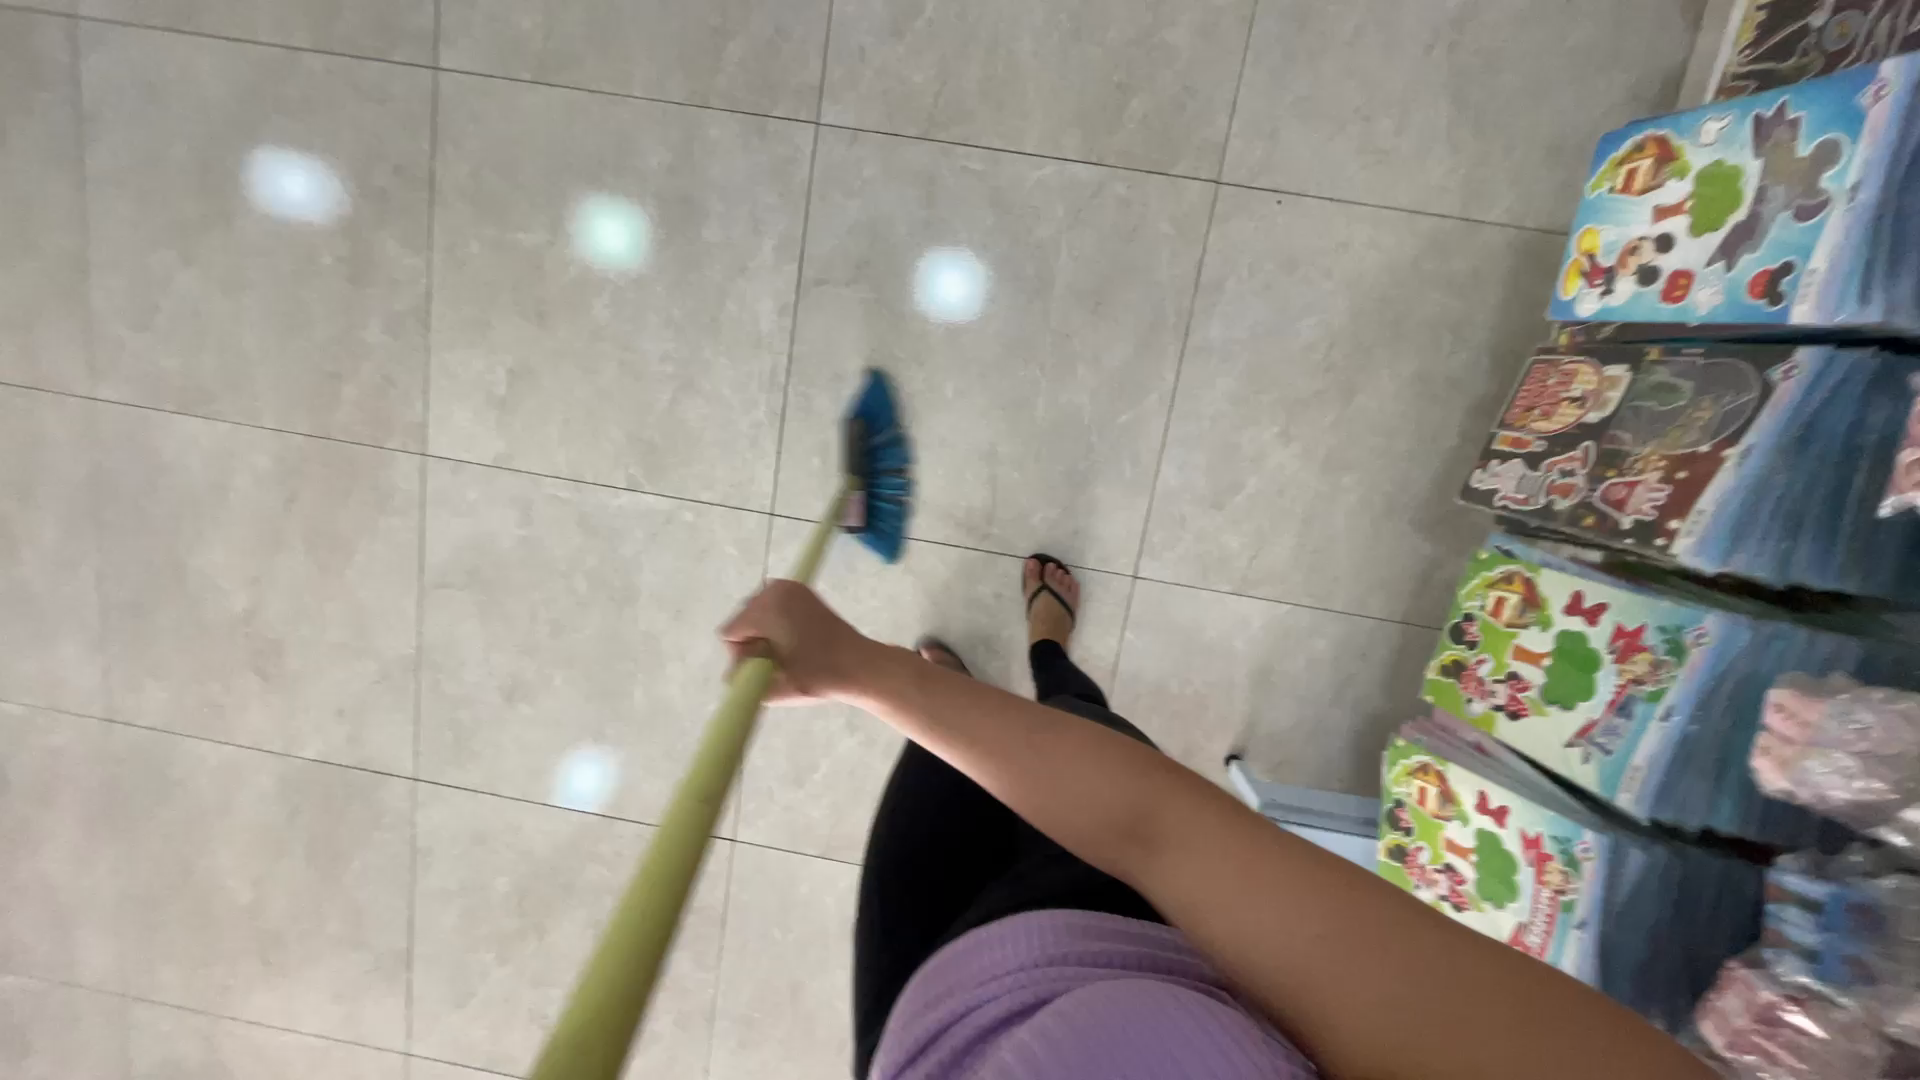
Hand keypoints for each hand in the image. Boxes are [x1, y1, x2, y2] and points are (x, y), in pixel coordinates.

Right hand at [719, 579, 877, 704]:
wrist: (859, 664)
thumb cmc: (818, 677)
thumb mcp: (774, 687)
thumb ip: (742, 682)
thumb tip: (730, 675)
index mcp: (765, 609)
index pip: (730, 633)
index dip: (743, 654)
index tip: (766, 666)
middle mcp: (775, 590)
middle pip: (743, 619)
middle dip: (753, 640)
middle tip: (779, 659)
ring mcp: (790, 587)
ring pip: (757, 612)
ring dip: (765, 631)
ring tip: (789, 650)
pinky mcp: (803, 591)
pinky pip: (774, 606)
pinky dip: (777, 621)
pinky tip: (795, 638)